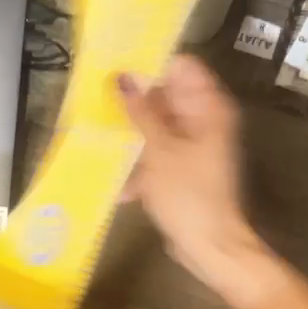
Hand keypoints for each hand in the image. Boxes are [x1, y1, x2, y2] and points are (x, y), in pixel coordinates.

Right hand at [116, 56, 276, 303]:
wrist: (209, 246)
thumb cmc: (189, 195)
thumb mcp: (159, 150)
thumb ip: (141, 112)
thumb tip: (123, 77)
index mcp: (208, 107)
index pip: (181, 66)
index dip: (151, 63)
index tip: (117, 65)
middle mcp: (205, 121)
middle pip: (167, 97)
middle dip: (134, 101)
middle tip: (98, 99)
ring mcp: (195, 147)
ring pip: (158, 128)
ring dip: (133, 136)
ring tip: (100, 138)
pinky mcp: (184, 171)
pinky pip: (159, 156)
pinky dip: (141, 166)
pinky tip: (120, 184)